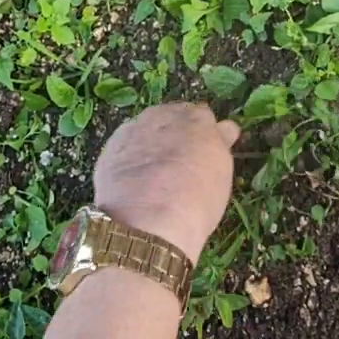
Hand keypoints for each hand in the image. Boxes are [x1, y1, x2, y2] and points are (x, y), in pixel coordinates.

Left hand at [93, 103, 240, 264]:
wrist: (147, 223)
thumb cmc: (195, 202)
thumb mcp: (219, 173)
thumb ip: (220, 144)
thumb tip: (225, 128)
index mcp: (199, 119)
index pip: (203, 116)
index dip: (203, 134)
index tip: (203, 152)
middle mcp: (166, 115)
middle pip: (174, 116)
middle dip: (178, 131)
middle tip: (180, 160)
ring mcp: (137, 126)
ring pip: (149, 126)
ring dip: (154, 139)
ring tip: (155, 169)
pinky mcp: (114, 144)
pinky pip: (127, 141)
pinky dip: (132, 152)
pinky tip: (134, 174)